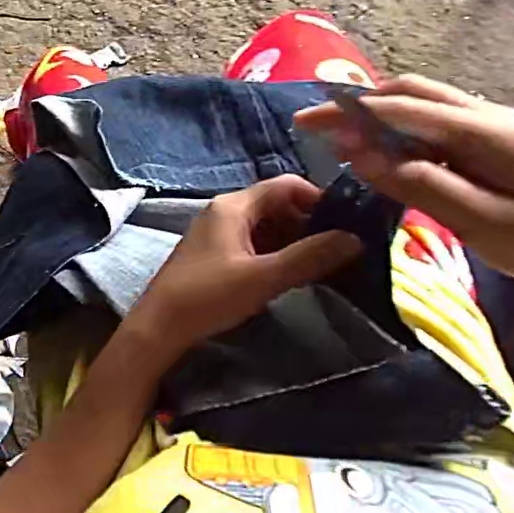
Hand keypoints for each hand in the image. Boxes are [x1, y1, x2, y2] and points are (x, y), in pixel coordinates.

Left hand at [127, 175, 361, 355]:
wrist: (158, 327)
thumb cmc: (208, 296)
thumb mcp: (263, 277)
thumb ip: (309, 257)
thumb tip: (355, 239)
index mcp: (234, 206)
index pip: (286, 185)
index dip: (319, 199)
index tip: (347, 223)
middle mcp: (225, 211)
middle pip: (277, 204)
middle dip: (309, 223)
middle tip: (342, 248)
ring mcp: (218, 233)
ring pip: (266, 226)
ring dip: (294, 240)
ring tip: (325, 263)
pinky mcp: (215, 254)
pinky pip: (253, 242)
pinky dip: (275, 252)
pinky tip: (293, 273)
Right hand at [294, 75, 513, 314]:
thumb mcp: (481, 223)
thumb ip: (420, 184)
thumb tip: (361, 156)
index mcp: (491, 132)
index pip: (407, 109)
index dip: (353, 113)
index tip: (308, 122)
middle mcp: (492, 118)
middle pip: (413, 94)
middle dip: (360, 104)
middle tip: (316, 123)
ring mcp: (495, 129)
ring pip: (424, 108)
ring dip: (379, 118)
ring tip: (338, 139)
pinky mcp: (494, 147)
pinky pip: (436, 129)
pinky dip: (400, 135)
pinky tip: (381, 154)